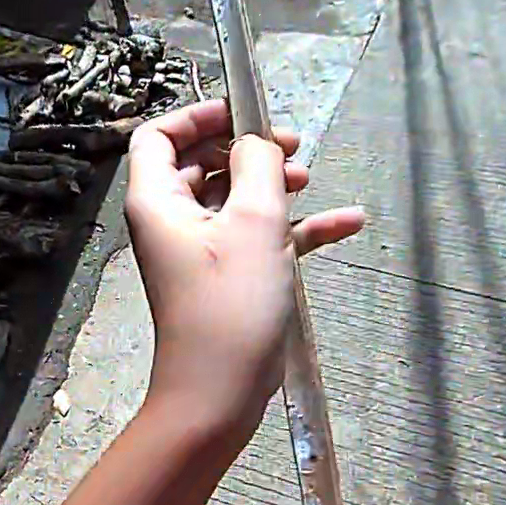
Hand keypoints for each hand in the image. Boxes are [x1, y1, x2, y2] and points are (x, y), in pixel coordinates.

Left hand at [125, 99, 364, 439]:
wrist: (220, 389)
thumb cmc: (231, 302)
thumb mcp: (254, 221)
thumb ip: (257, 165)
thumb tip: (255, 142)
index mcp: (158, 200)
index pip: (158, 136)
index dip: (198, 117)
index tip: (244, 115)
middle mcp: (171, 222)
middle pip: (200, 164)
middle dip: (246, 150)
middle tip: (290, 146)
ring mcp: (199, 252)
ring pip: (233, 201)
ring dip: (271, 185)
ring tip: (310, 178)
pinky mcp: (226, 278)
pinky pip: (257, 240)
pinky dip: (294, 229)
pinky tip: (348, 223)